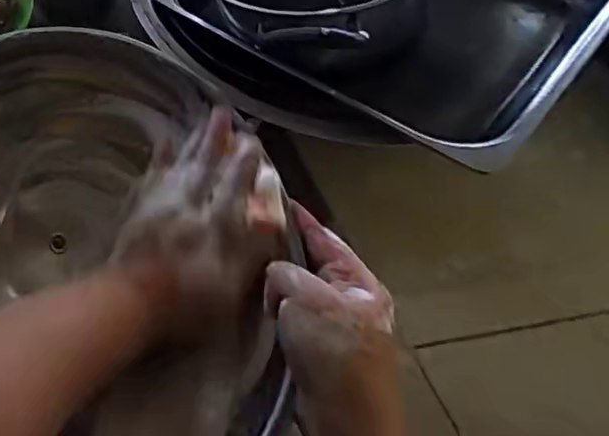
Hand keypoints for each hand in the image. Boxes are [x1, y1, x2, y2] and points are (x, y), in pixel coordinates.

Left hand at [112, 108, 281, 341]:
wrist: (129, 299)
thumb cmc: (186, 302)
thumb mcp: (230, 286)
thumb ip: (251, 249)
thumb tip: (269, 217)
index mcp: (215, 223)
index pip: (234, 185)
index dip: (245, 163)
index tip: (253, 141)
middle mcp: (190, 203)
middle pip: (206, 165)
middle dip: (217, 138)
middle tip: (224, 111)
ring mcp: (162, 200)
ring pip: (182, 162)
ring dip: (194, 139)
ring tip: (203, 118)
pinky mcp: (139, 205)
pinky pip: (153, 172)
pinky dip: (161, 155)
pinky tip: (166, 140)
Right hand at [263, 203, 403, 435]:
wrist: (346, 425)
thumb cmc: (334, 354)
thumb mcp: (306, 298)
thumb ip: (284, 272)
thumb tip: (274, 277)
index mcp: (360, 281)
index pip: (324, 236)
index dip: (297, 216)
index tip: (272, 195)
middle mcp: (352, 299)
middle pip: (310, 262)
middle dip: (282, 251)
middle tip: (249, 232)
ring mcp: (337, 326)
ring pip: (299, 290)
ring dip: (277, 284)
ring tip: (247, 265)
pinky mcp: (321, 350)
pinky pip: (295, 316)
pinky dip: (278, 308)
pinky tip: (257, 302)